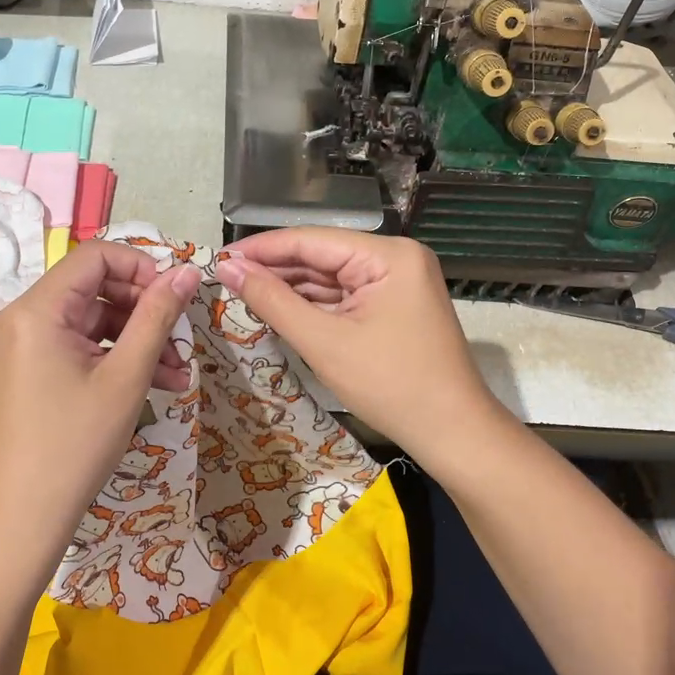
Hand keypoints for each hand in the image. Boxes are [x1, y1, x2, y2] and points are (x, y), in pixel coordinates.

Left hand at [0, 241, 201, 553]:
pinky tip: (152, 385)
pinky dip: (111, 360)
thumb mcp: (125, 377)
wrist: (18, 522)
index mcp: (36, 310)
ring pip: (88, 323)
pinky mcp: (25, 374)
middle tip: (183, 340)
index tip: (177, 295)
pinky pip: (75, 349)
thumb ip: (157, 317)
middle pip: (92, 288)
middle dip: (143, 310)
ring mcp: (20, 348)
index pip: (95, 256)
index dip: (141, 267)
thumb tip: (185, 271)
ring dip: (134, 340)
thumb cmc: (74, 445)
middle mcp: (21, 319)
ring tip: (179, 374)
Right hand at [217, 228, 505, 456]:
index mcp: (389, 255)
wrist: (453, 434)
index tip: (221, 258)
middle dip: (275, 269)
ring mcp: (398, 282)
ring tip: (242, 292)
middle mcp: (396, 258)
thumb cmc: (391, 386)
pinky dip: (314, 305)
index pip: (312, 240)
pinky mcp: (395, 305)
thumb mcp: (324, 343)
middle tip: (226, 279)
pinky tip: (278, 308)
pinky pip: (346, 296)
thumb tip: (228, 268)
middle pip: (322, 256)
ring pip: (331, 277)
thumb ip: (273, 301)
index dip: (263, 248)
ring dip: (291, 288)